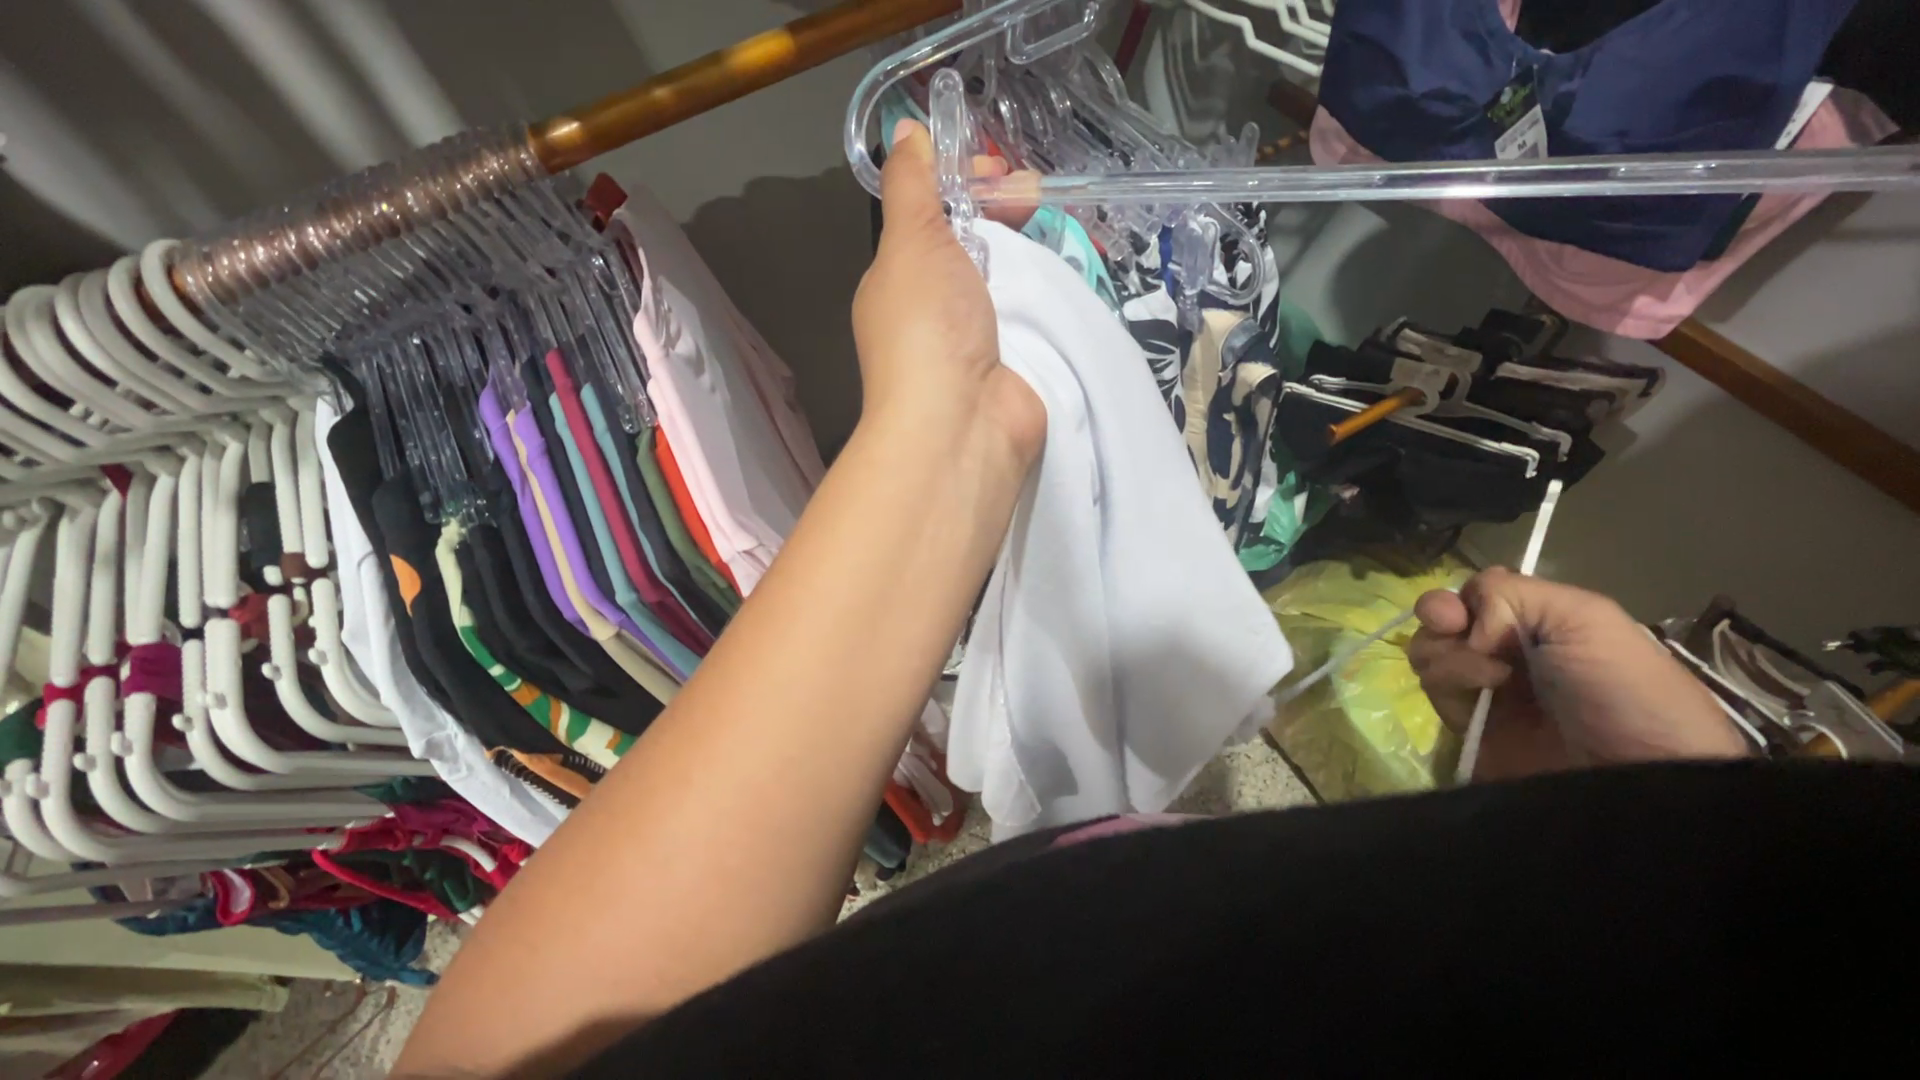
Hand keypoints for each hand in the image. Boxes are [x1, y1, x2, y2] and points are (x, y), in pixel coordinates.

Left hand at [852, 120, 1044, 464]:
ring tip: (1068, 217)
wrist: (962, 424)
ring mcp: (980, 337)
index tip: (995, 165)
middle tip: (1037, 192)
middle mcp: (936, 308)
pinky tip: (1081, 261)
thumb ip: (912, 187)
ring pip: (1011, 274)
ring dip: (1037, 242)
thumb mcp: (911, 242)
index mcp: (900, 278)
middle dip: (1006, 207)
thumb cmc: (926, 328)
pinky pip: (1038, 310)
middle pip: (976, 241)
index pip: (931, 215)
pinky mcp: (1020, 360)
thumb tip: (906, 132)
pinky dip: (1058, 285)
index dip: (962, 182)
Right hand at [1408, 568, 1748, 780]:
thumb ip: (1511, 593)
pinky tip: (1483, 697)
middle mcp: (1505, 648)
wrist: (1635, 772)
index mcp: (1538, 619)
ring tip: (1492, 676)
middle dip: (1438, 614)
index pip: (1475, 594)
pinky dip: (1450, 686)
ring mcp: (1484, 688)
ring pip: (1429, 652)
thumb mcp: (1583, 616)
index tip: (1461, 609)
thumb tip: (1464, 624)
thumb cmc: (1620, 685)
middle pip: (1441, 618)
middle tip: (1452, 625)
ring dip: (1449, 656)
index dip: (1461, 596)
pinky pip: (1433, 693)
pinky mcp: (1468, 726)